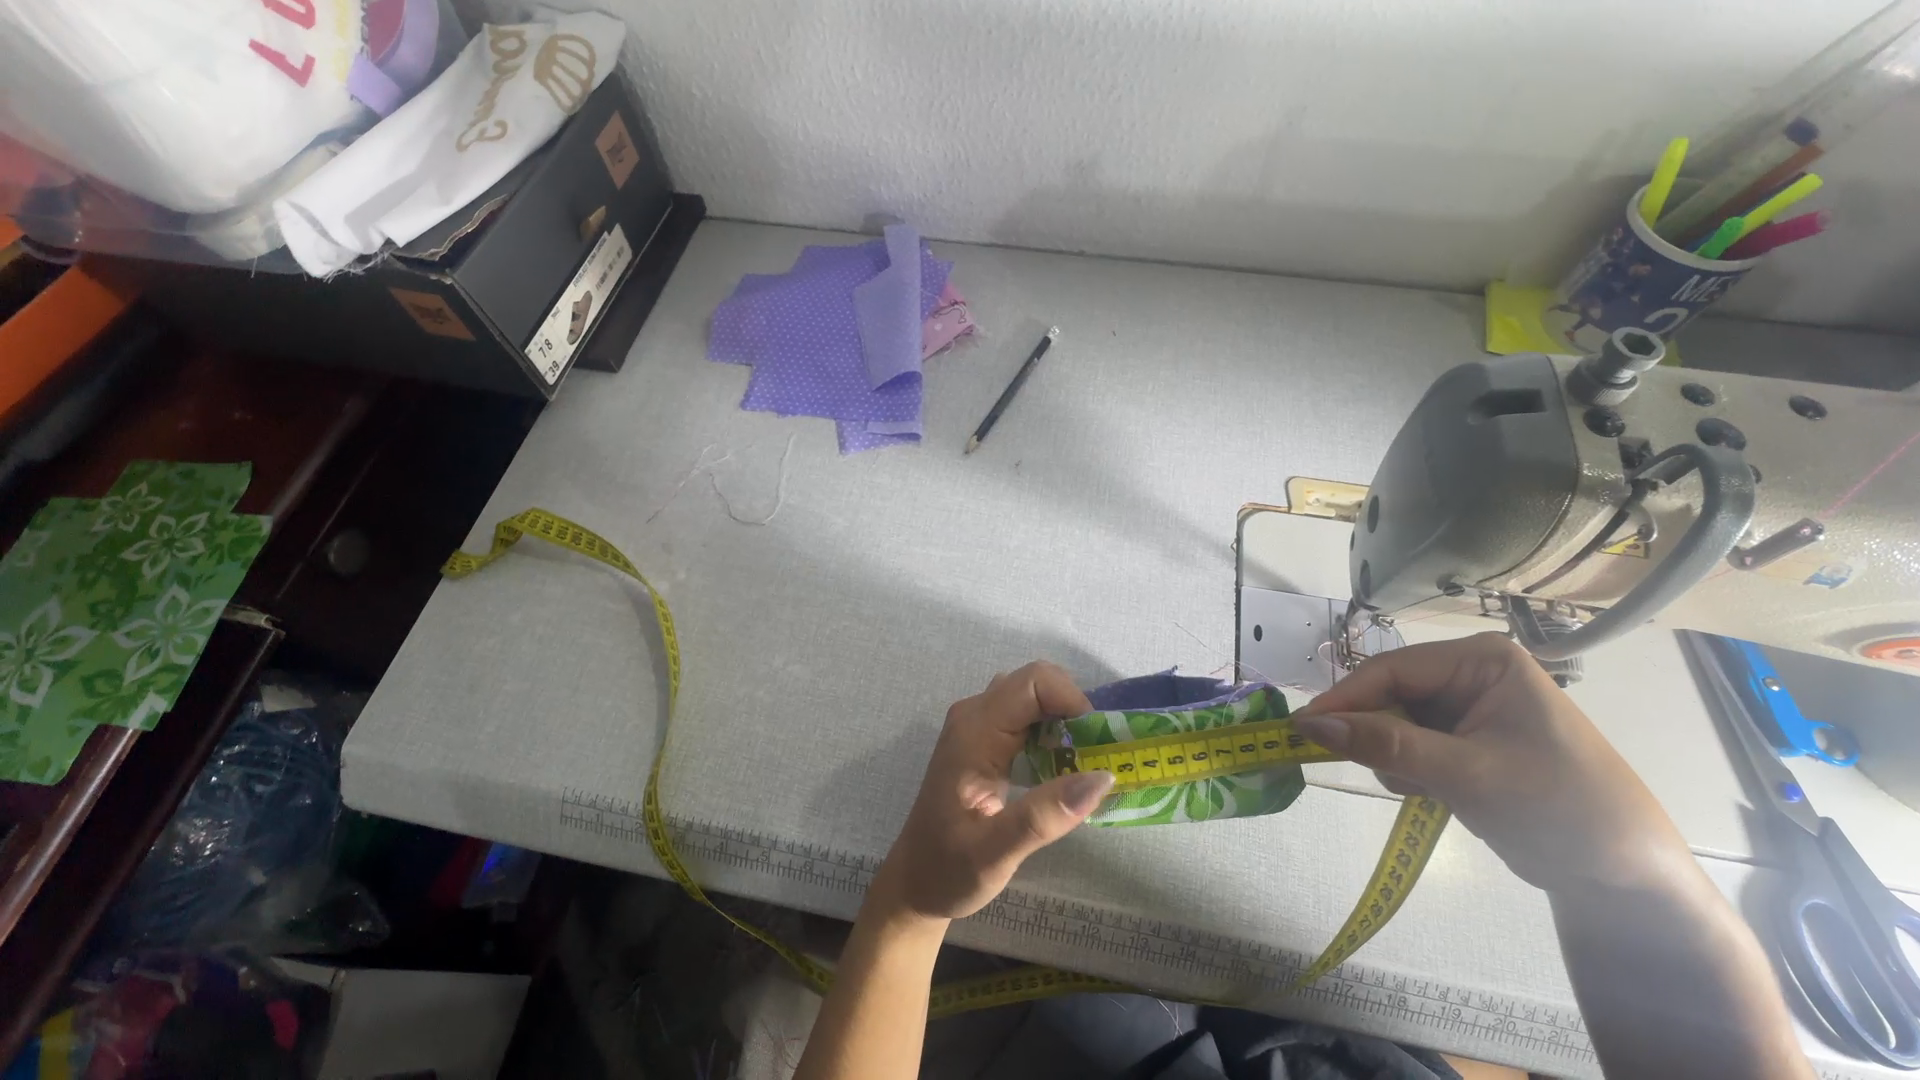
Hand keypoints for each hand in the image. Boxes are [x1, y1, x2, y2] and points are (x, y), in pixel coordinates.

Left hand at [868, 662, 1115, 923]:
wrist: (913, 884)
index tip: (1095, 742)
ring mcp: (977, 727)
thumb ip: (1044, 816)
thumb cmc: (949, 870)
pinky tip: (1061, 770)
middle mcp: (974, 717)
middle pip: (1035, 683)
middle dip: (1073, 710)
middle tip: (1094, 756)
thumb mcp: (996, 854)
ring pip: (1032, 697)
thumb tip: (1102, 777)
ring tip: (1081, 764)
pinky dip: (1052, 733)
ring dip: (1064, 721)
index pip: (1032, 682)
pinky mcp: (983, 741)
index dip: (1071, 699)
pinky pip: (1026, 717)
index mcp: (974, 733)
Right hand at [1293, 632, 1691, 893]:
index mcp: (1482, 660)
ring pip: (1394, 722)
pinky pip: (1411, 744)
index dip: (1344, 699)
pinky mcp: (1466, 740)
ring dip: (1395, 758)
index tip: (1300, 731)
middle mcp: (1472, 674)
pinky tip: (1436, 795)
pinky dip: (1409, 771)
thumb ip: (1386, 746)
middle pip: (1389, 694)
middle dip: (1378, 735)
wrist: (1623, 873)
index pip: (1391, 670)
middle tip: (1380, 773)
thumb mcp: (1467, 775)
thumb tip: (1308, 726)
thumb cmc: (1557, 808)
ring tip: (1427, 791)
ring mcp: (1470, 707)